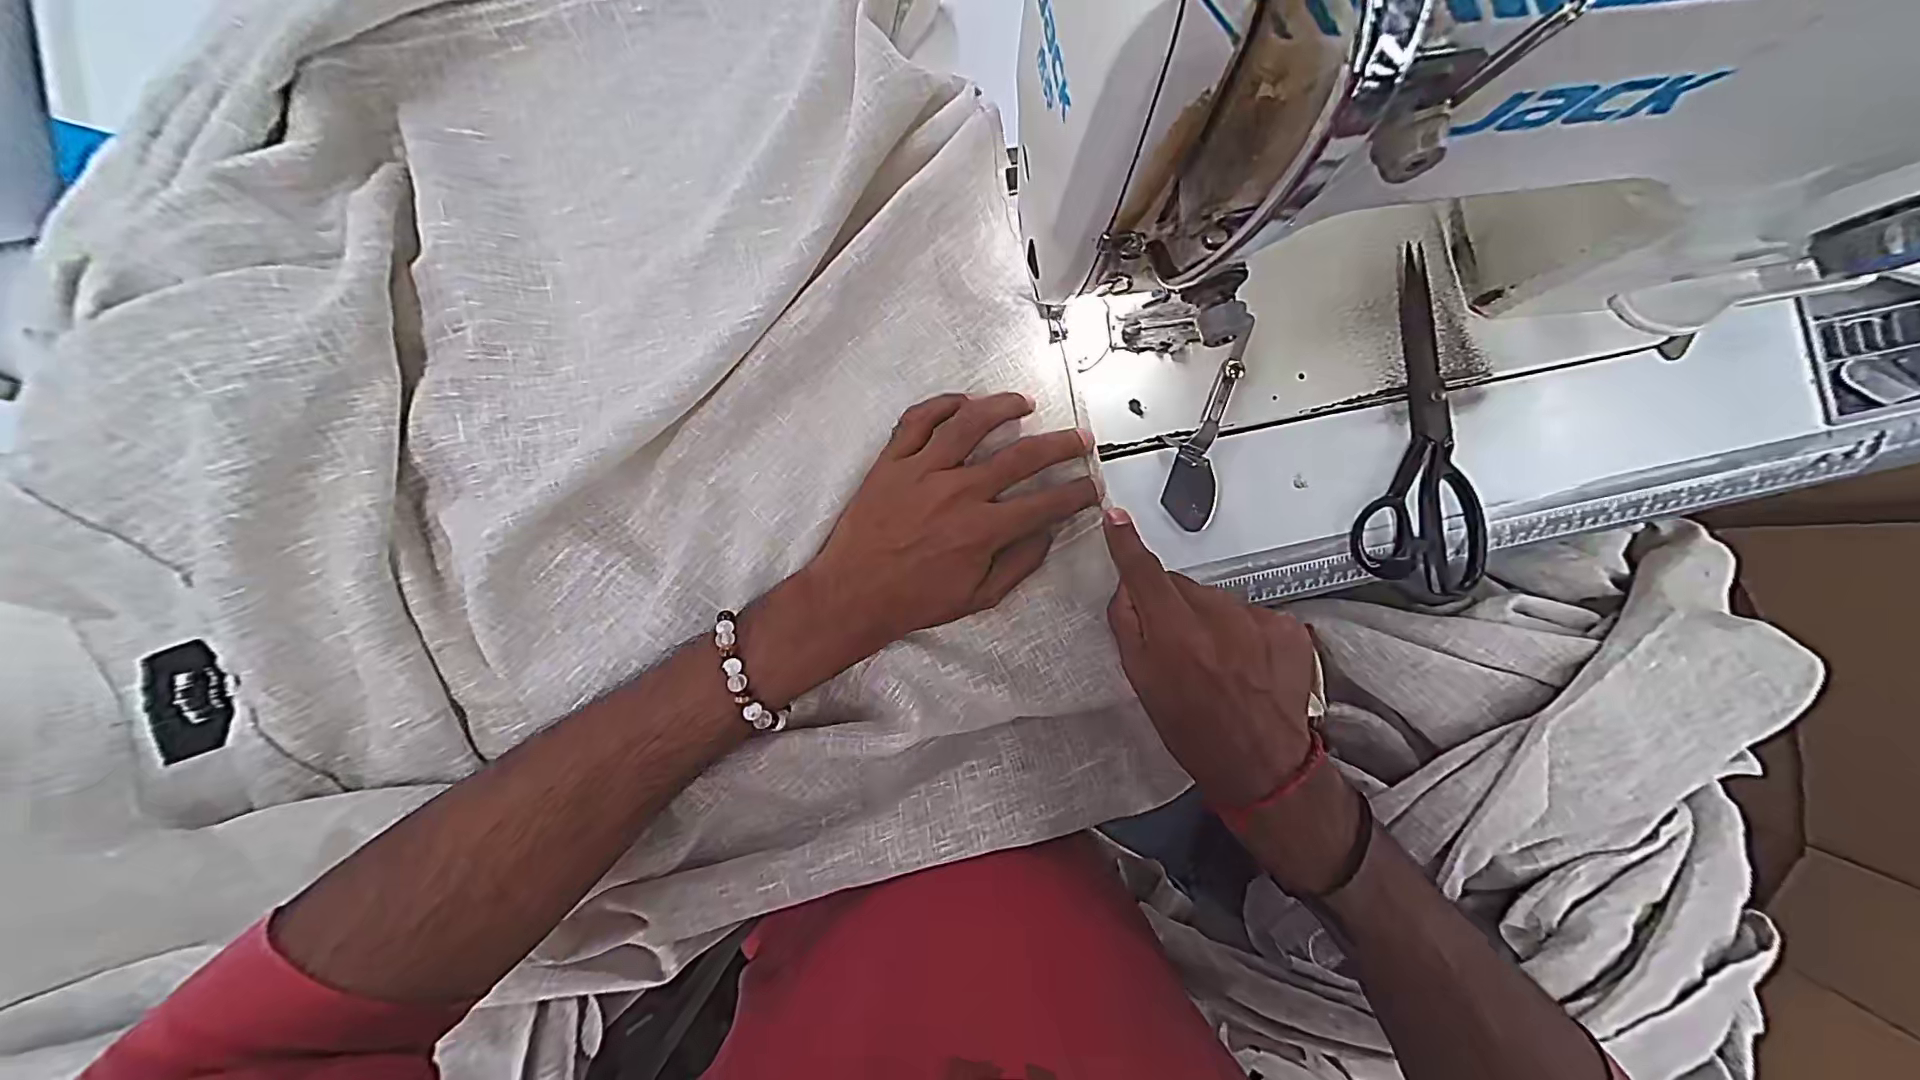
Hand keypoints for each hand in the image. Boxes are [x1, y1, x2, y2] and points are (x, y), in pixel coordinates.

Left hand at [801, 392, 1099, 657]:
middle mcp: (956, 493)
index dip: (1076, 493)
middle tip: (1078, 439)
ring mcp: (922, 472)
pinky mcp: (891, 462)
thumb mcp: (977, 597)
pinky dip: (941, 404)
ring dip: (1004, 407)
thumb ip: (1018, 564)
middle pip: (1022, 455)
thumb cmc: (911, 600)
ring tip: (1023, 403)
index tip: (1088, 486)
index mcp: (981, 530)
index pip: (1044, 502)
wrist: (852, 595)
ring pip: (971, 423)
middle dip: (1061, 445)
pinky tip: (961, 402)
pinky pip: (917, 420)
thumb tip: (1045, 535)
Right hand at [1101, 507, 1318, 804]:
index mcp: (1175, 633)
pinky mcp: (1285, 626)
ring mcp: (1256, 620)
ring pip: (1217, 599)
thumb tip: (1125, 589)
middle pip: (1181, 585)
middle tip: (1179, 647)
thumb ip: (1127, 627)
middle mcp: (1217, 619)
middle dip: (1174, 605)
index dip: (1125, 542)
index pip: (1144, 571)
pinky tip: (1245, 662)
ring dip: (1211, 620)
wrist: (1261, 764)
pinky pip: (1250, 612)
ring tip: (1217, 662)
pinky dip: (1243, 630)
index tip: (1116, 518)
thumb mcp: (1142, 682)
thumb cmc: (1197, 731)